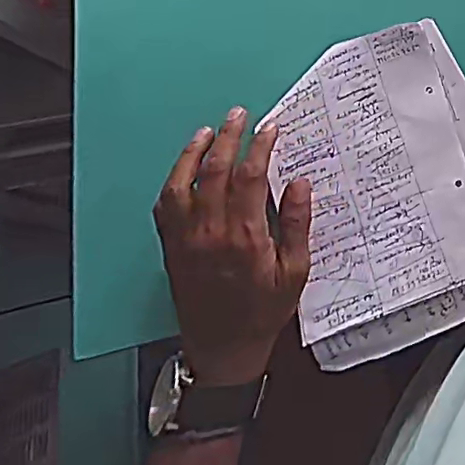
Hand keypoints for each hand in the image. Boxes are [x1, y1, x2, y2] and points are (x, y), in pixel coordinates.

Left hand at [153, 106, 311, 386]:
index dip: (259, 147)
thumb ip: (296, 224)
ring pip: (183, 185)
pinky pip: (165, 207)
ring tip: (207, 132)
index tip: (270, 128)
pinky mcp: (171, 249)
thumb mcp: (296, 271)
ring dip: (194, 154)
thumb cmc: (265, 310)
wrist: (223, 349)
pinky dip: (173, 181)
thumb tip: (299, 184)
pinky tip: (184, 168)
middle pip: (215, 172)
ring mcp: (185, 240)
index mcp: (245, 236)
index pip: (250, 177)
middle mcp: (210, 232)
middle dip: (228, 138)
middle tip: (239, 115)